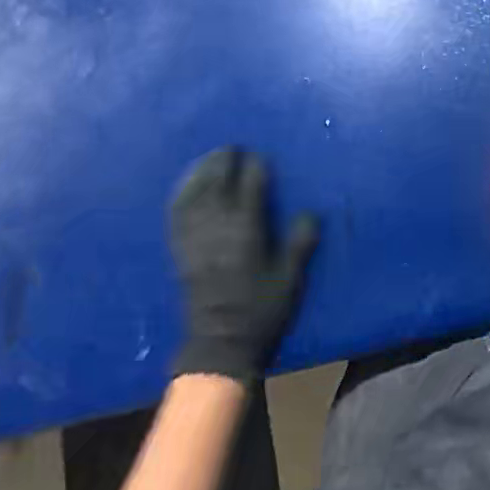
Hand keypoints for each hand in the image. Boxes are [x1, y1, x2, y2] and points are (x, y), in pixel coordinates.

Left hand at [168, 149, 318, 382]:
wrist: (219, 341)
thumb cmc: (260, 311)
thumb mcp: (289, 280)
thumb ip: (300, 243)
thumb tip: (311, 213)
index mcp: (247, 227)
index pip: (252, 183)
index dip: (256, 166)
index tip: (261, 158)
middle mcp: (219, 222)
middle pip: (220, 178)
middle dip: (226, 159)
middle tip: (234, 149)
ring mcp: (196, 232)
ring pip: (196, 188)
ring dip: (203, 168)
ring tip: (212, 157)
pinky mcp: (180, 243)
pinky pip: (178, 208)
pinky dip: (183, 189)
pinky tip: (188, 182)